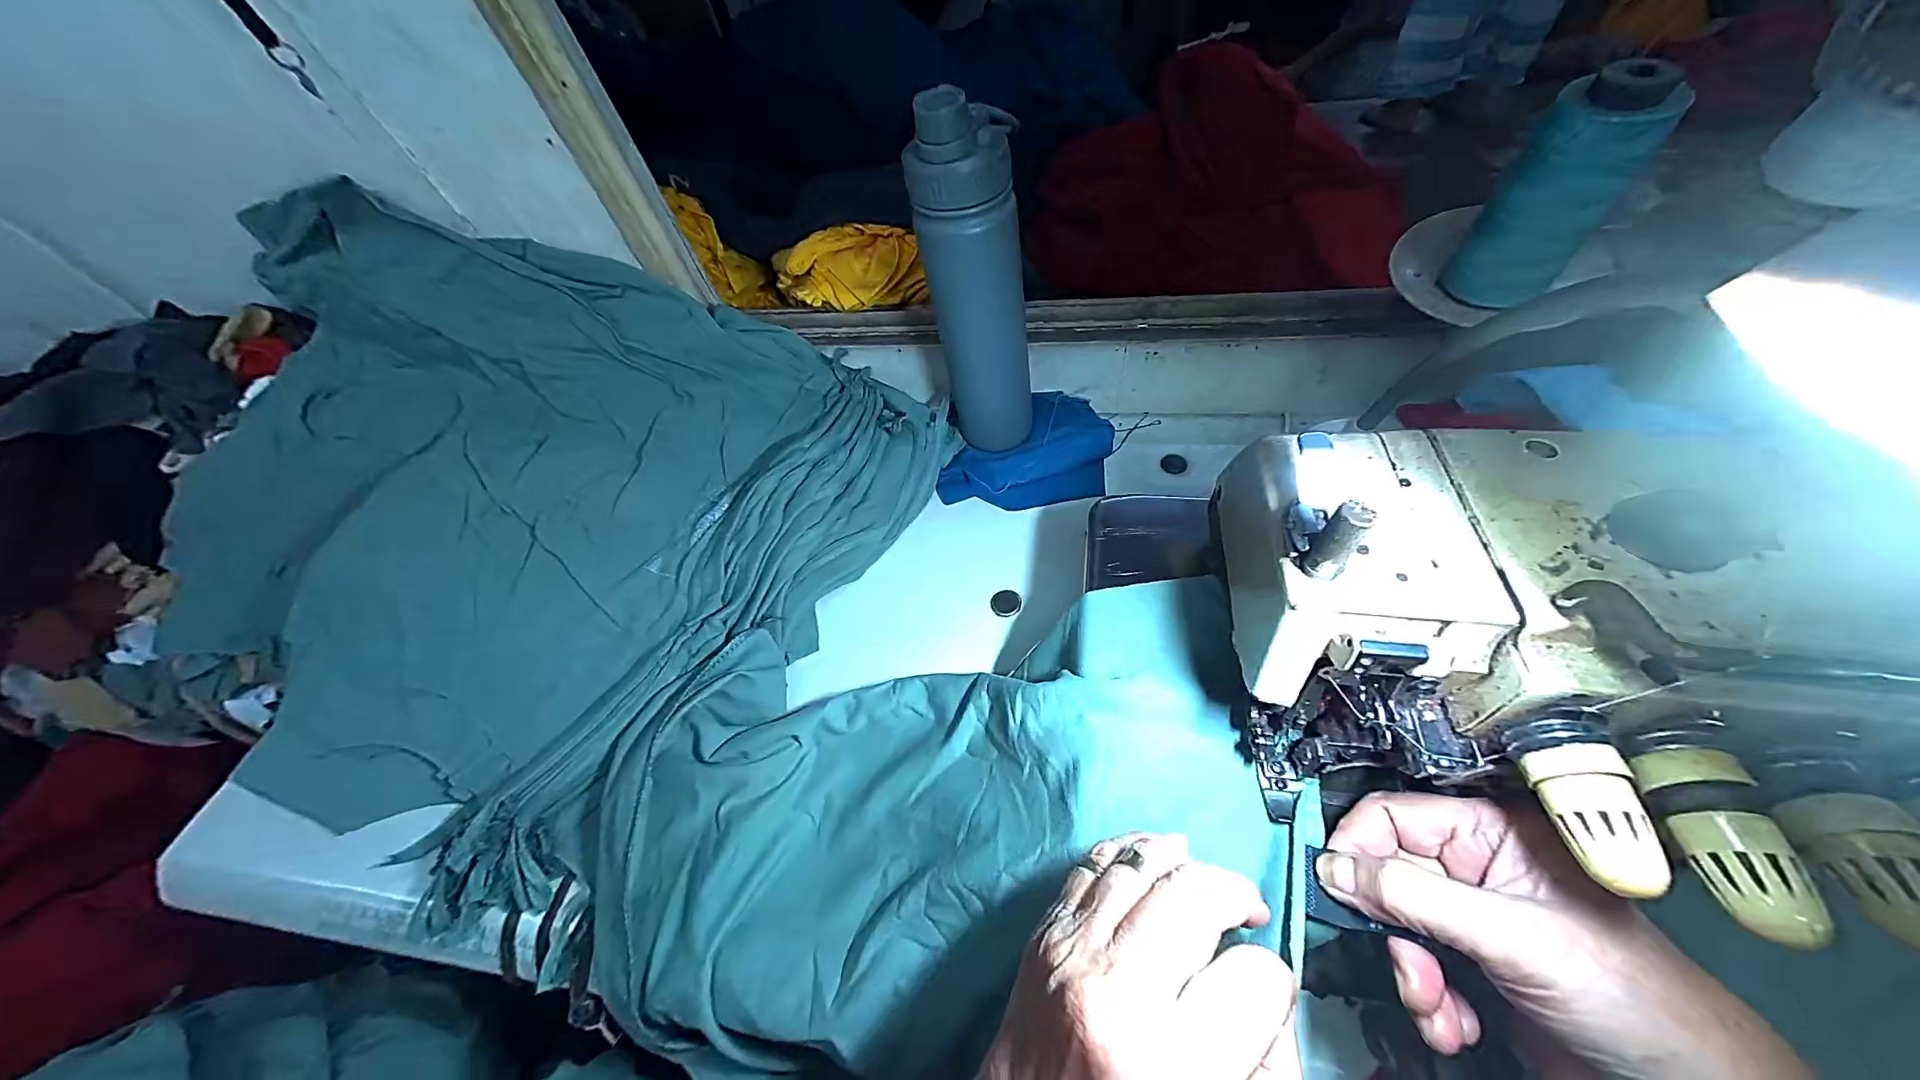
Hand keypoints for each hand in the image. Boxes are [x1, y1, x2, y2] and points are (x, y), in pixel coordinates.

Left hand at [980, 833, 1299, 1079]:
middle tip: (1246, 911)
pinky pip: (1091, 867)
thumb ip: (1263, 1060)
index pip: (1255, 977)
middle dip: (1233, 892)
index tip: (1267, 986)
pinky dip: (1127, 851)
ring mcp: (1071, 951)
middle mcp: (1114, 990)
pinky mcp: (1043, 935)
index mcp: (1168, 1056)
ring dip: (1180, 859)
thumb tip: (1267, 990)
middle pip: (1193, 894)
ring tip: (1203, 874)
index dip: (1273, 978)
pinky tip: (1149, 856)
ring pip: (1139, 864)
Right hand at [1316, 792, 1810, 1078]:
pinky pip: (1414, 965)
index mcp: (1488, 831)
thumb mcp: (1513, 936)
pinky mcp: (1468, 962)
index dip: (1357, 848)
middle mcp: (1471, 865)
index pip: (1389, 815)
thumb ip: (1413, 895)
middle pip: (1384, 875)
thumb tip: (1328, 867)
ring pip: (1393, 926)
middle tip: (1414, 972)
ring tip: (1441, 1013)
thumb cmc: (1625, 995)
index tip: (1337, 889)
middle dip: (1393, 933)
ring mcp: (1468, 916)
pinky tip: (1457, 1027)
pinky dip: (1425, 1000)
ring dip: (1409, 975)